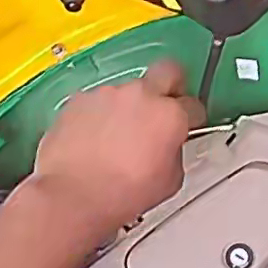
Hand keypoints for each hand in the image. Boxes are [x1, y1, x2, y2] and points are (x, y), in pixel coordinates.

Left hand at [30, 61, 204, 232]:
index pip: (193, 104)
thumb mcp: (170, 181)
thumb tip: (169, 149)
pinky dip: (101, 114)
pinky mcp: (80, 100)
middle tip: (166, 105)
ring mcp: (108, 94)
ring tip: (121, 136)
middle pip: (167, 71)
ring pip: (128, 89)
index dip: (192, 116)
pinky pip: (98, 101)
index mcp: (170, 115)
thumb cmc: (120, 193)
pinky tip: (98, 138)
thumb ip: (175, 153)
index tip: (189, 122)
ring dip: (130, 106)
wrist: (75, 196)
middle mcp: (141, 96)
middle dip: (171, 85)